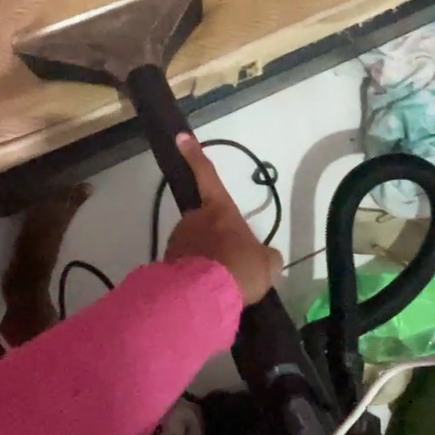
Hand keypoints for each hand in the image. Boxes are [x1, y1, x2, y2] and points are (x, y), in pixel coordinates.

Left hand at [162, 134, 282, 305]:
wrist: (203, 296)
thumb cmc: (239, 268)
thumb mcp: (267, 264)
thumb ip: (266, 256)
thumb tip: (266, 258)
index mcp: (220, 209)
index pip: (208, 175)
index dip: (195, 155)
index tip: (181, 137)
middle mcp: (195, 218)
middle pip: (204, 222)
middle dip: (214, 239)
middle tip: (229, 264)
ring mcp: (179, 239)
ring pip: (194, 245)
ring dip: (204, 259)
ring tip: (219, 284)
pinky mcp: (168, 262)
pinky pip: (185, 265)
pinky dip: (194, 276)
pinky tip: (206, 293)